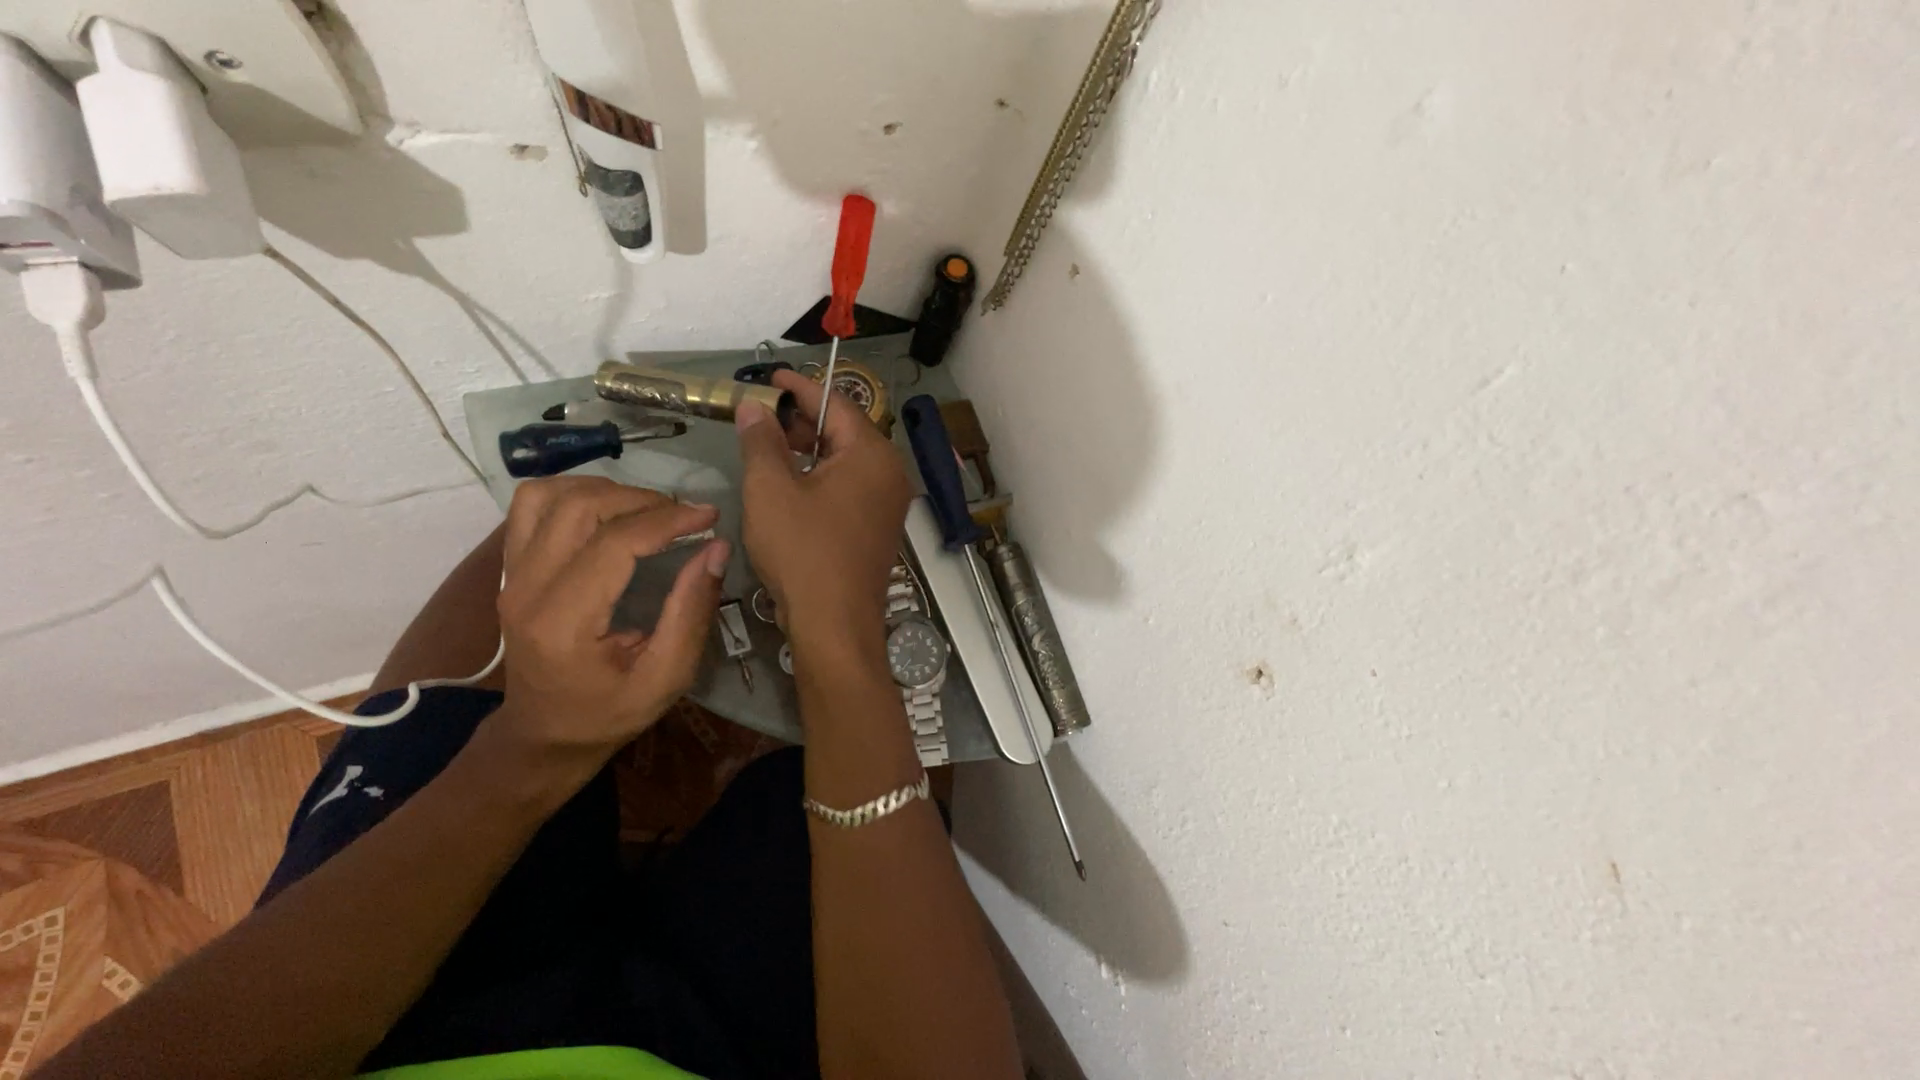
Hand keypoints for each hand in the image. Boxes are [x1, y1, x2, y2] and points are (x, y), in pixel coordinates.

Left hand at [488, 477, 727, 777]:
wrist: (544, 734)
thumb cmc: (609, 713)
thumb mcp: (666, 677)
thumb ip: (691, 612)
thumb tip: (716, 548)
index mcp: (563, 622)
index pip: (614, 543)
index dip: (667, 520)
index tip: (709, 516)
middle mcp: (527, 589)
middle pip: (578, 507)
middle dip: (640, 499)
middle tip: (682, 515)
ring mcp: (510, 575)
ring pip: (547, 496)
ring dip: (602, 490)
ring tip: (645, 510)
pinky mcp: (509, 568)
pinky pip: (529, 507)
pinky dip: (571, 495)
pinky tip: (607, 512)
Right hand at [735, 369, 911, 643]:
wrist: (835, 626)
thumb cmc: (803, 552)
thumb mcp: (771, 490)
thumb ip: (762, 441)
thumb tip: (755, 407)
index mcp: (872, 454)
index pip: (836, 402)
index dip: (799, 387)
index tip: (770, 377)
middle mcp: (890, 473)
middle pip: (845, 430)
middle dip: (803, 419)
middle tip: (763, 416)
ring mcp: (888, 503)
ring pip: (847, 460)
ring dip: (810, 449)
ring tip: (770, 448)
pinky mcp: (878, 528)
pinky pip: (851, 487)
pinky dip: (822, 477)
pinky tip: (792, 485)